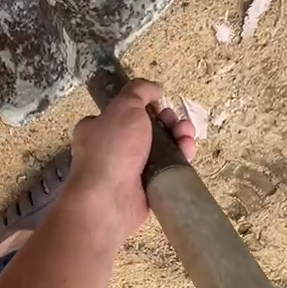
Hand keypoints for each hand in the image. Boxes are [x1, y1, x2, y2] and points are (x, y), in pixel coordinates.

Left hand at [62, 78, 197, 245]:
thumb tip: (154, 88)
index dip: (146, 106)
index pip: (126, 111)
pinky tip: (188, 150)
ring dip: (179, 136)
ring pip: (162, 147)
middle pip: (149, 127)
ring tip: (186, 135)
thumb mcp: (124, 107)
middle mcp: (112, 147)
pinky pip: (167, 167)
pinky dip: (180, 157)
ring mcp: (130, 168)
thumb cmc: (111, 149)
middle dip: (168, 121)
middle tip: (174, 122)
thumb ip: (139, 91)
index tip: (158, 105)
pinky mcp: (147, 186)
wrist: (109, 199)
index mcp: (98, 127)